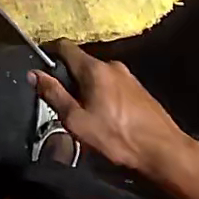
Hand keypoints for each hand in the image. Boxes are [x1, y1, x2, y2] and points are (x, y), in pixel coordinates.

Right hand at [31, 41, 192, 175]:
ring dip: (85, 88)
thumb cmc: (117, 137)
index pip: (64, 46)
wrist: (164, 152)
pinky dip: (101, 94)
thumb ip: (54, 94)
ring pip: (96, 75)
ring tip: (83, 113)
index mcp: (94, 68)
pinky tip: (104, 116)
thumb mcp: (77, 120)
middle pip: (80, 63)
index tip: (38, 64)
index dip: (48, 51)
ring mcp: (128, 76)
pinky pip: (111, 84)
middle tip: (61, 102)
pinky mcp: (139, 89)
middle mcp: (111, 65)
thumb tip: (34, 74)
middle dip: (68, 78)